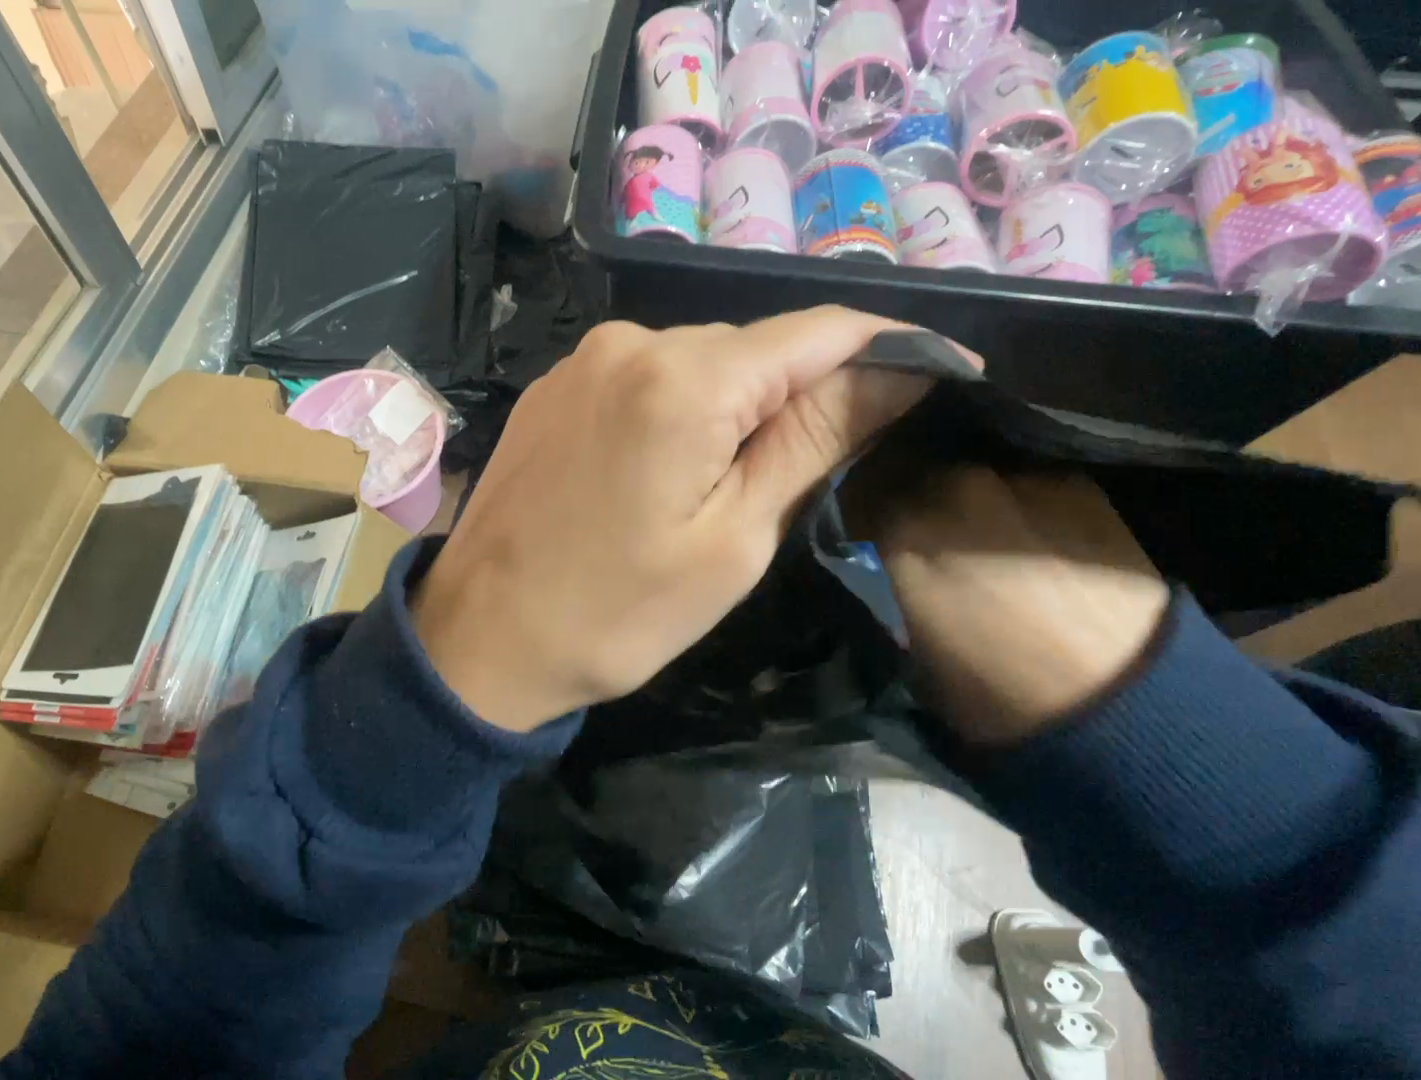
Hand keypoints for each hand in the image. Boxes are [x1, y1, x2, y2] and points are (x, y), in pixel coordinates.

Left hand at [410, 307, 949, 732]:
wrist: (480, 640)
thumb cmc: (616, 614)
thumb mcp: (735, 539)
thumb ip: (816, 439)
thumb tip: (902, 367)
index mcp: (683, 375)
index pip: (821, 330)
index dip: (888, 351)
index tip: (940, 382)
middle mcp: (628, 341)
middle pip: (756, 345)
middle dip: (800, 393)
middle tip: (813, 474)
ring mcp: (581, 361)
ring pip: (699, 361)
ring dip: (735, 407)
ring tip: (728, 487)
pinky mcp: (552, 389)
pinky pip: (643, 380)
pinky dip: (678, 411)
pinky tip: (665, 472)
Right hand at [865, 467, 1170, 744]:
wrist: (1119, 699)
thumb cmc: (993, 690)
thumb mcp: (908, 643)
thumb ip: (889, 584)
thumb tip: (888, 562)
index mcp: (900, 528)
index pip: (855, 494)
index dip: (857, 512)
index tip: (862, 530)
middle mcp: (954, 487)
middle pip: (914, 473)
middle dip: (913, 499)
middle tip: (925, 534)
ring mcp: (1020, 479)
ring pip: (973, 474)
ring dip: (969, 499)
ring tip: (985, 535)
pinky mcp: (1078, 484)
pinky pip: (1028, 482)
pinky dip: (1021, 504)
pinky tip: (1035, 538)